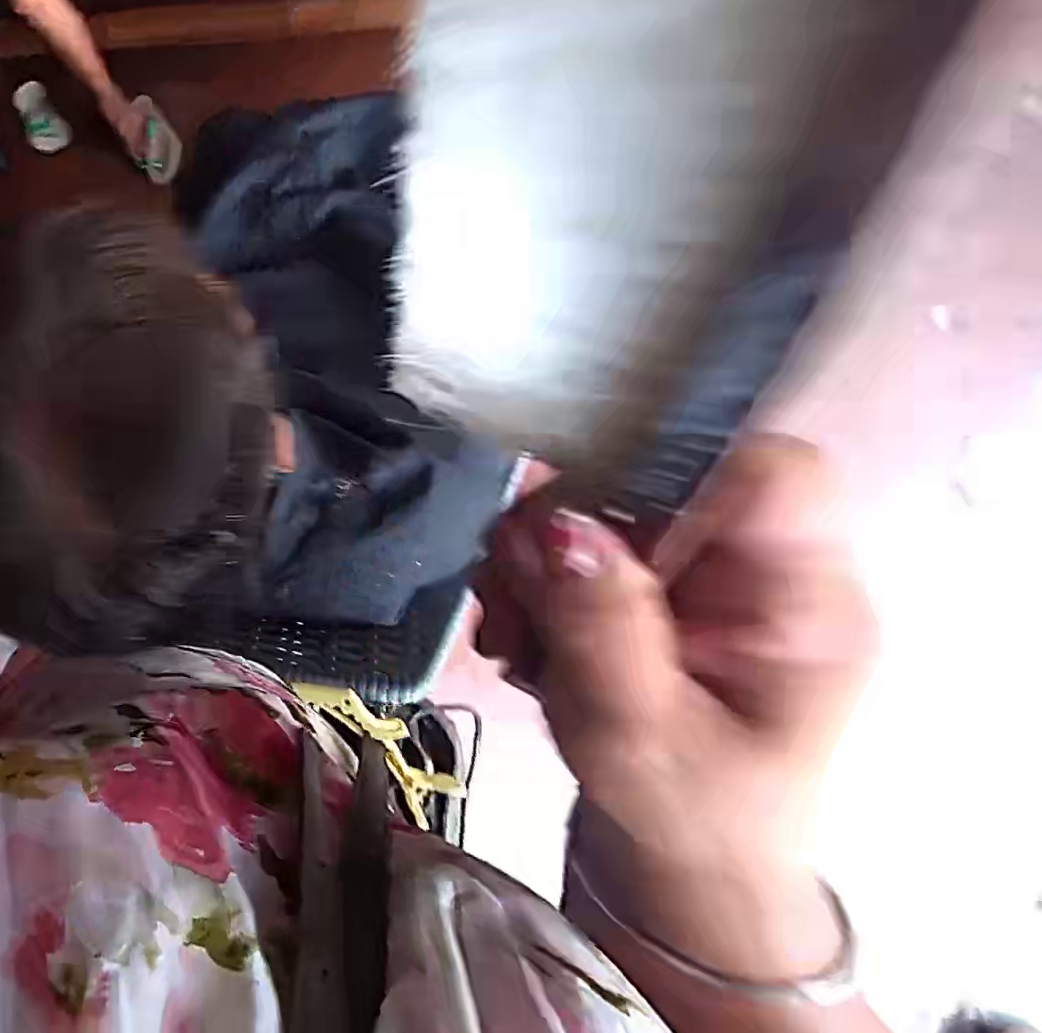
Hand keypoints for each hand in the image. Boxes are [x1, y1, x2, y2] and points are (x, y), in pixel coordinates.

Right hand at [481, 439, 874, 870]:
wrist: (673, 847)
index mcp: (794, 599)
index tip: (564, 518)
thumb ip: (602, 624)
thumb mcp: (636, 725)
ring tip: (516, 642)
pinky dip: (520, 588)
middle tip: (516, 612)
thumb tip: (561, 524)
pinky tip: (518, 640)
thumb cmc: (682, 805)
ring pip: (579, 519)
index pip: (761, 471)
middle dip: (552, 542)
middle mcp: (740, 568)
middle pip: (636, 490)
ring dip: (524, 573)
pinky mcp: (632, 589)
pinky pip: (555, 552)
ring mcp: (681, 577)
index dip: (663, 463)